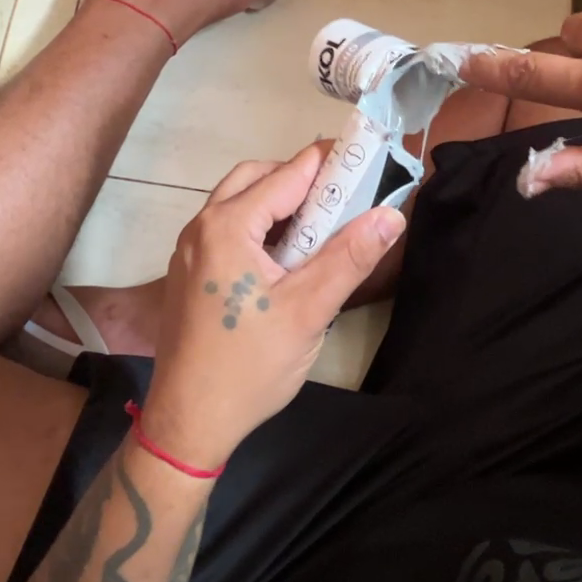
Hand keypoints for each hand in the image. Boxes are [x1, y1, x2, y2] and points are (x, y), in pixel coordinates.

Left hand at [136, 144, 405, 469]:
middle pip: (255, 178)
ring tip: (319, 227)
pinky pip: (226, 229)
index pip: (286, 175)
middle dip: (299, 179)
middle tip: (342, 196)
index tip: (365, 158)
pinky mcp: (189, 274)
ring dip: (278, 203)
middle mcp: (200, 228)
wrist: (189, 422)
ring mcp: (188, 252)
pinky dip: (259, 226)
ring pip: (237, 204)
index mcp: (226, 227)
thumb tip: (392, 216)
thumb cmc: (249, 366)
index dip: (328, 164)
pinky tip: (286, 258)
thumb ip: (350, 258)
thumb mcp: (309, 311)